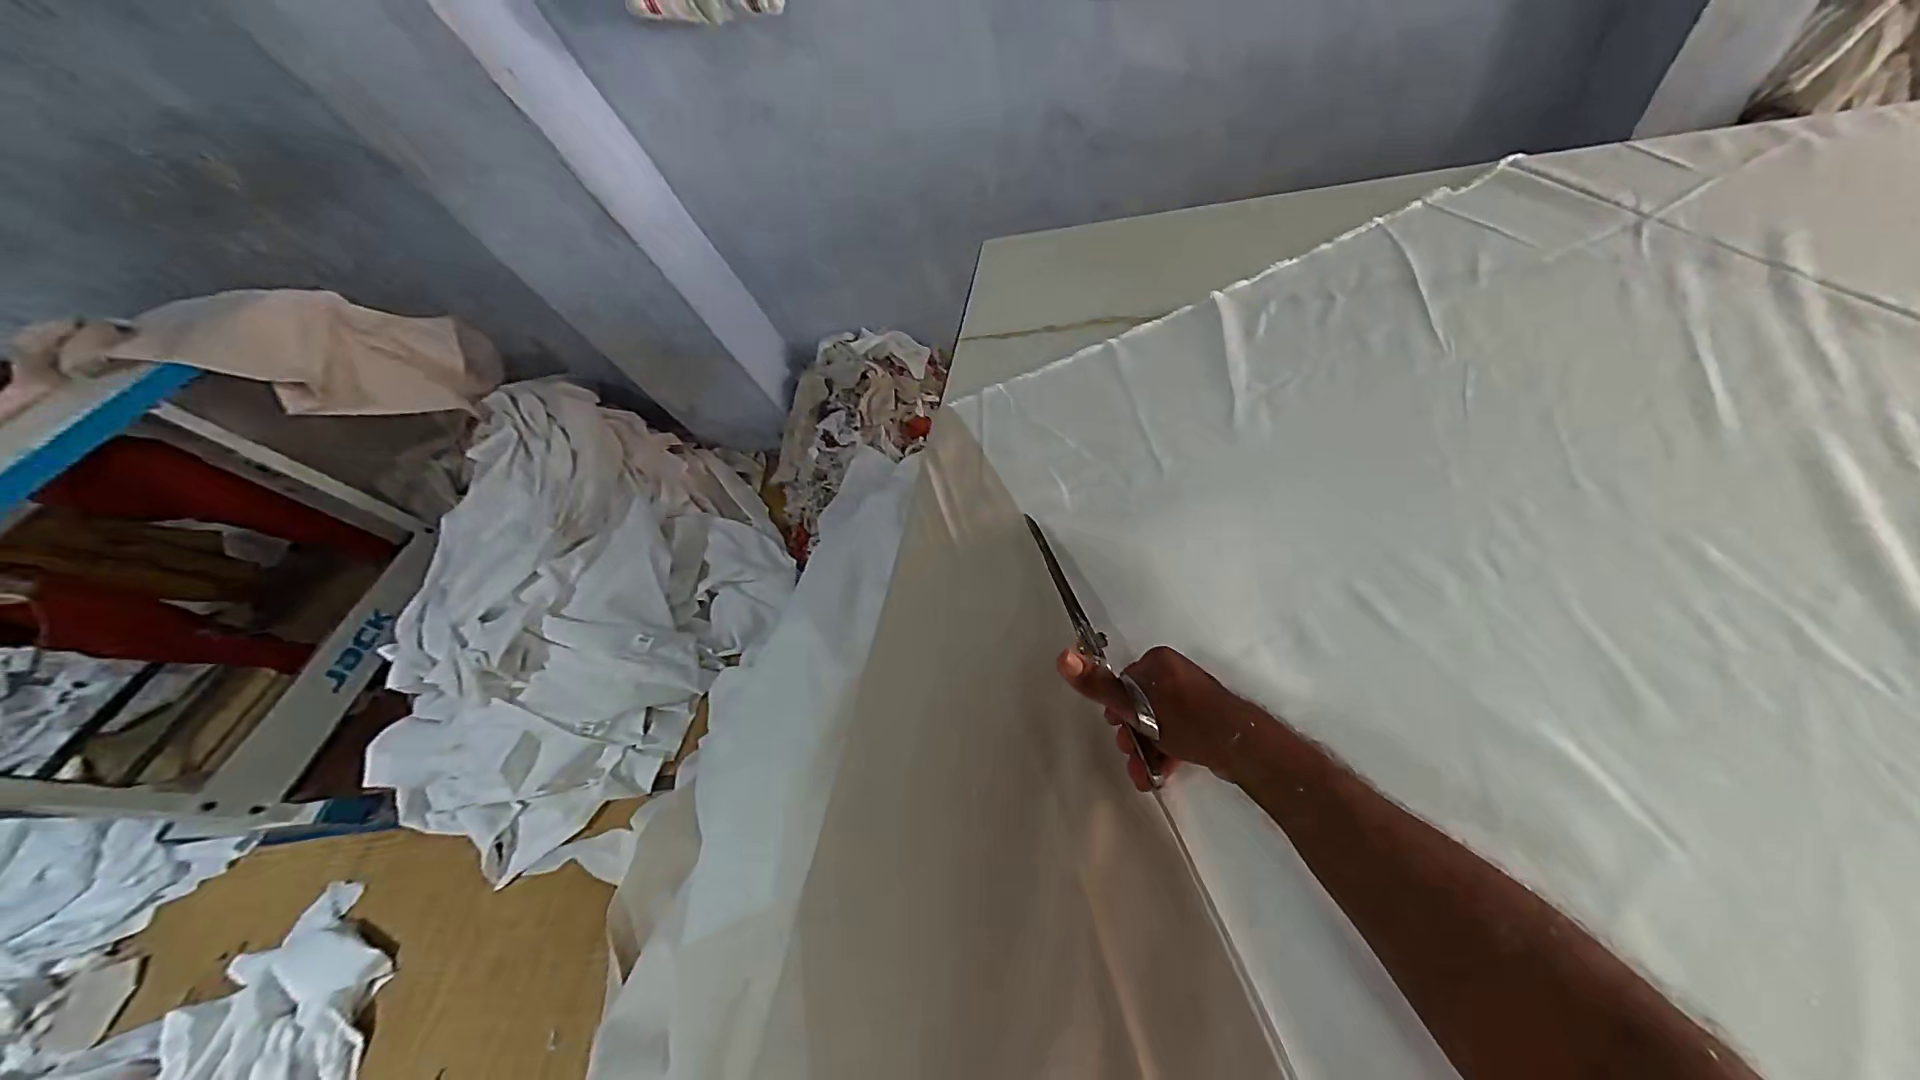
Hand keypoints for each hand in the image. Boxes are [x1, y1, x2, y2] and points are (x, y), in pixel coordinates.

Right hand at [1055, 645, 1266, 790]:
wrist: (1241, 748)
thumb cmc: (1190, 723)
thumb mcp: (1135, 707)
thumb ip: (1099, 686)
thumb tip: (1065, 658)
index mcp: (1158, 663)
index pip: (1123, 683)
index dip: (1118, 710)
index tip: (1120, 728)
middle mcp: (1175, 674)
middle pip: (1138, 705)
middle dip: (1132, 734)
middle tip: (1133, 752)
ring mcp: (1191, 696)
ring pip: (1156, 722)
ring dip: (1147, 747)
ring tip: (1145, 769)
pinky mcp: (1203, 717)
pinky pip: (1176, 730)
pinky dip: (1166, 748)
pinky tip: (1163, 768)